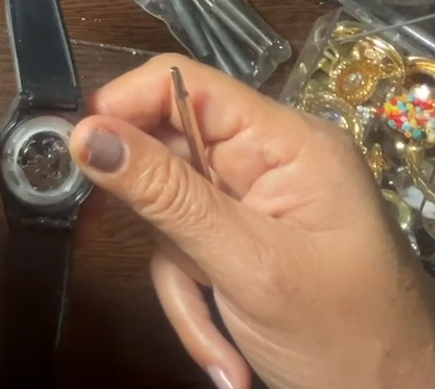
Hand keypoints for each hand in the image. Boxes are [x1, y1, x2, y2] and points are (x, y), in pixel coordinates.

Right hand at [72, 56, 434, 388]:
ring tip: (214, 337)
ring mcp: (251, 202)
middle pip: (163, 145)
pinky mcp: (239, 240)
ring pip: (164, 205)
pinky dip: (189, 297)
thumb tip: (85, 134)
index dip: (123, 104)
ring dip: (175, 273)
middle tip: (106, 238)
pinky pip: (180, 245)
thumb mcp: (250, 266)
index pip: (181, 84)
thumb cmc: (355, 346)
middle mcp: (264, 159)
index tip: (78, 150)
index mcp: (283, 141)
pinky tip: (226, 351)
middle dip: (147, 212)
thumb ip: (165, 194)